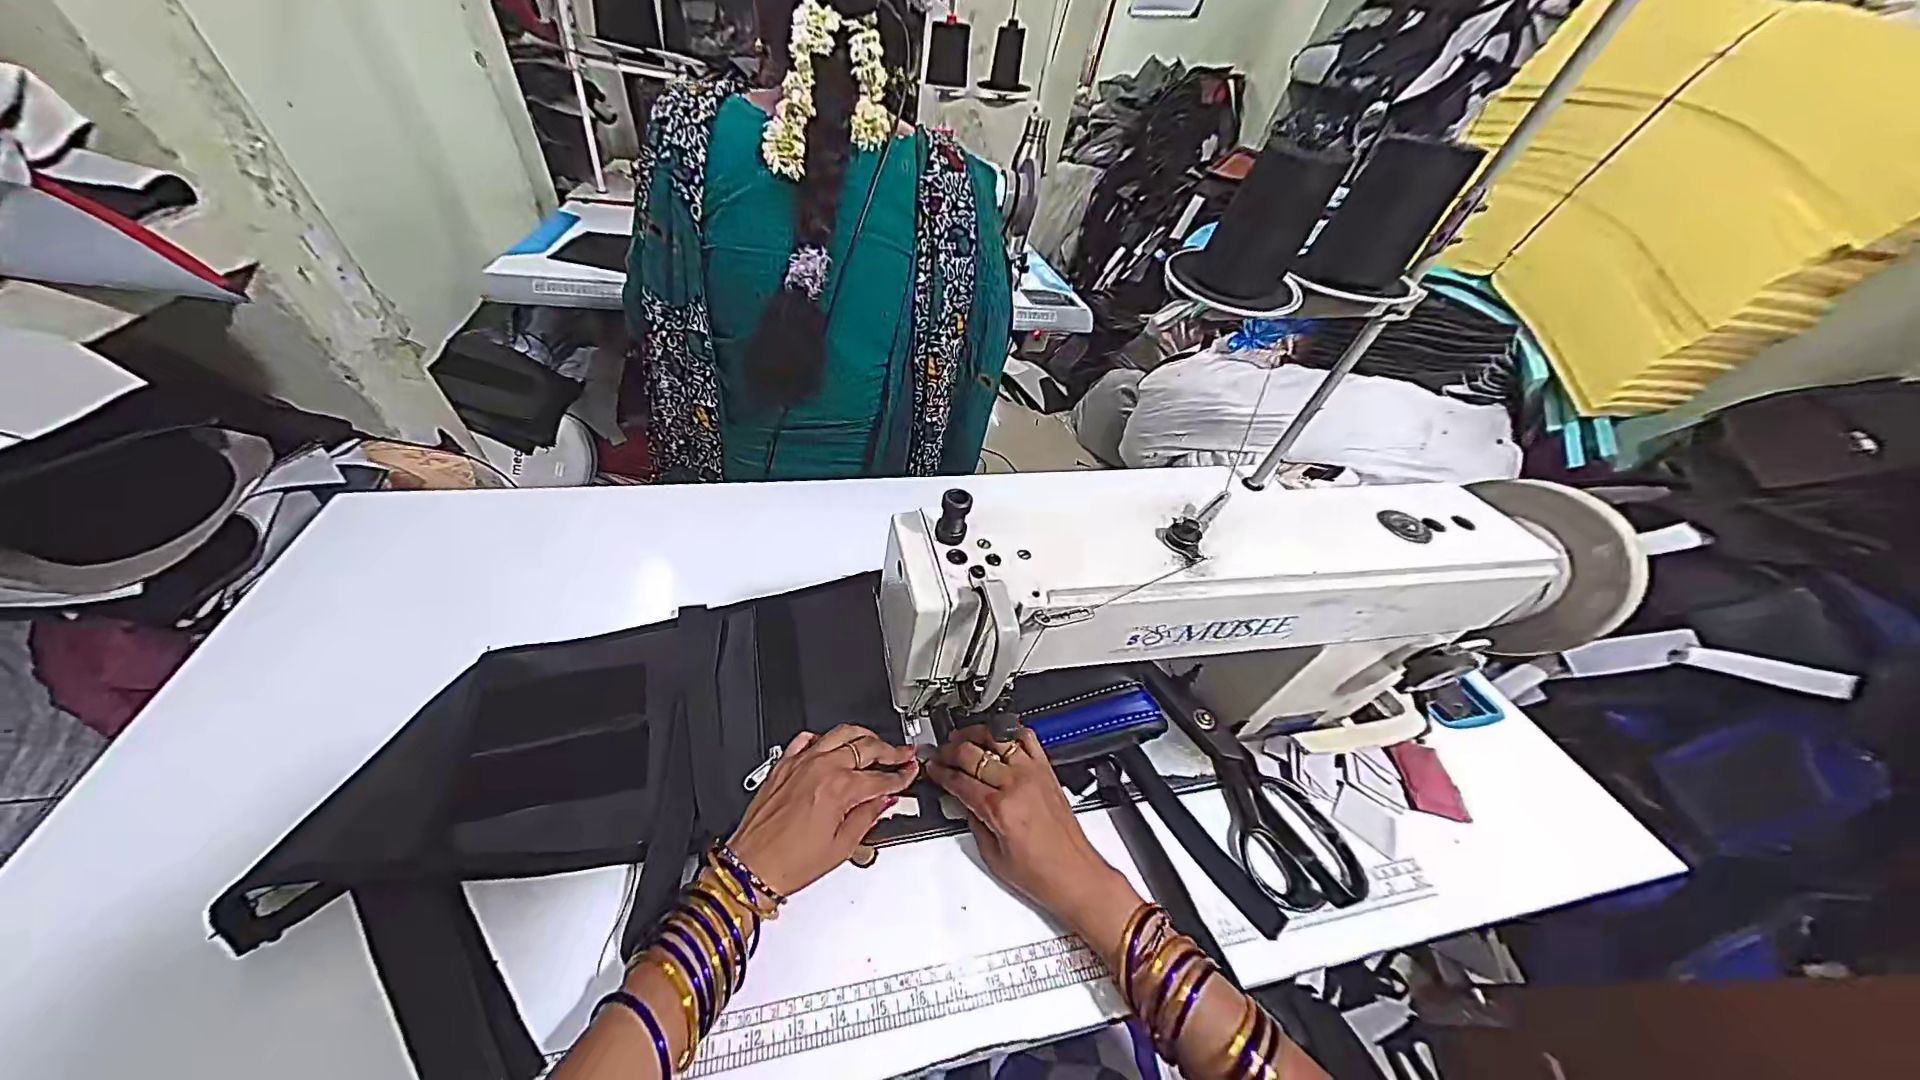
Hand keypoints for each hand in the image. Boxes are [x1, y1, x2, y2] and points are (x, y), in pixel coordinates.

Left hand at [726, 724, 918, 897]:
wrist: (750, 866)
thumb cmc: (789, 862)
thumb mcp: (842, 847)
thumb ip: (868, 816)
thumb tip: (883, 801)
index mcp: (840, 788)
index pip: (882, 777)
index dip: (901, 776)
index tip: (909, 773)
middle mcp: (821, 768)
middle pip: (867, 747)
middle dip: (891, 751)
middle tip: (902, 754)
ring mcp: (801, 762)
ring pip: (841, 732)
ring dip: (864, 735)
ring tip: (875, 742)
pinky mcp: (784, 764)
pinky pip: (808, 738)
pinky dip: (825, 737)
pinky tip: (832, 743)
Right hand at [927, 725, 1136, 942]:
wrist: (1074, 874)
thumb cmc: (1041, 872)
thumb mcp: (992, 855)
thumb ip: (973, 822)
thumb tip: (962, 801)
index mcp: (999, 808)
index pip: (959, 779)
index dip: (940, 772)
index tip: (933, 767)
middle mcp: (1016, 784)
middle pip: (972, 753)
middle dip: (949, 751)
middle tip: (941, 752)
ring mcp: (1033, 773)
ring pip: (997, 737)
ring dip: (974, 733)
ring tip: (962, 737)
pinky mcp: (1047, 770)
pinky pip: (1027, 738)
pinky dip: (1009, 731)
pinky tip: (998, 733)